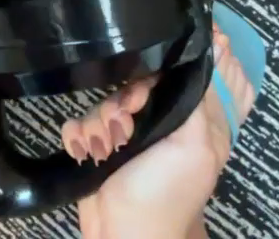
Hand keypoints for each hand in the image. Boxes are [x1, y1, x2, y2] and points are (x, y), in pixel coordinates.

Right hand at [65, 26, 254, 238]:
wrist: (123, 233)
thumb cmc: (166, 191)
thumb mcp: (196, 147)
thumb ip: (198, 102)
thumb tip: (198, 57)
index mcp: (191, 123)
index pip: (182, 76)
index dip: (166, 69)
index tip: (153, 78)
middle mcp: (159, 122)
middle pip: (136, 83)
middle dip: (125, 99)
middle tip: (128, 119)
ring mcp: (126, 133)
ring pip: (105, 99)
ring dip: (100, 123)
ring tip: (106, 147)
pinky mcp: (97, 142)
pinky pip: (80, 119)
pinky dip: (80, 135)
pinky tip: (89, 152)